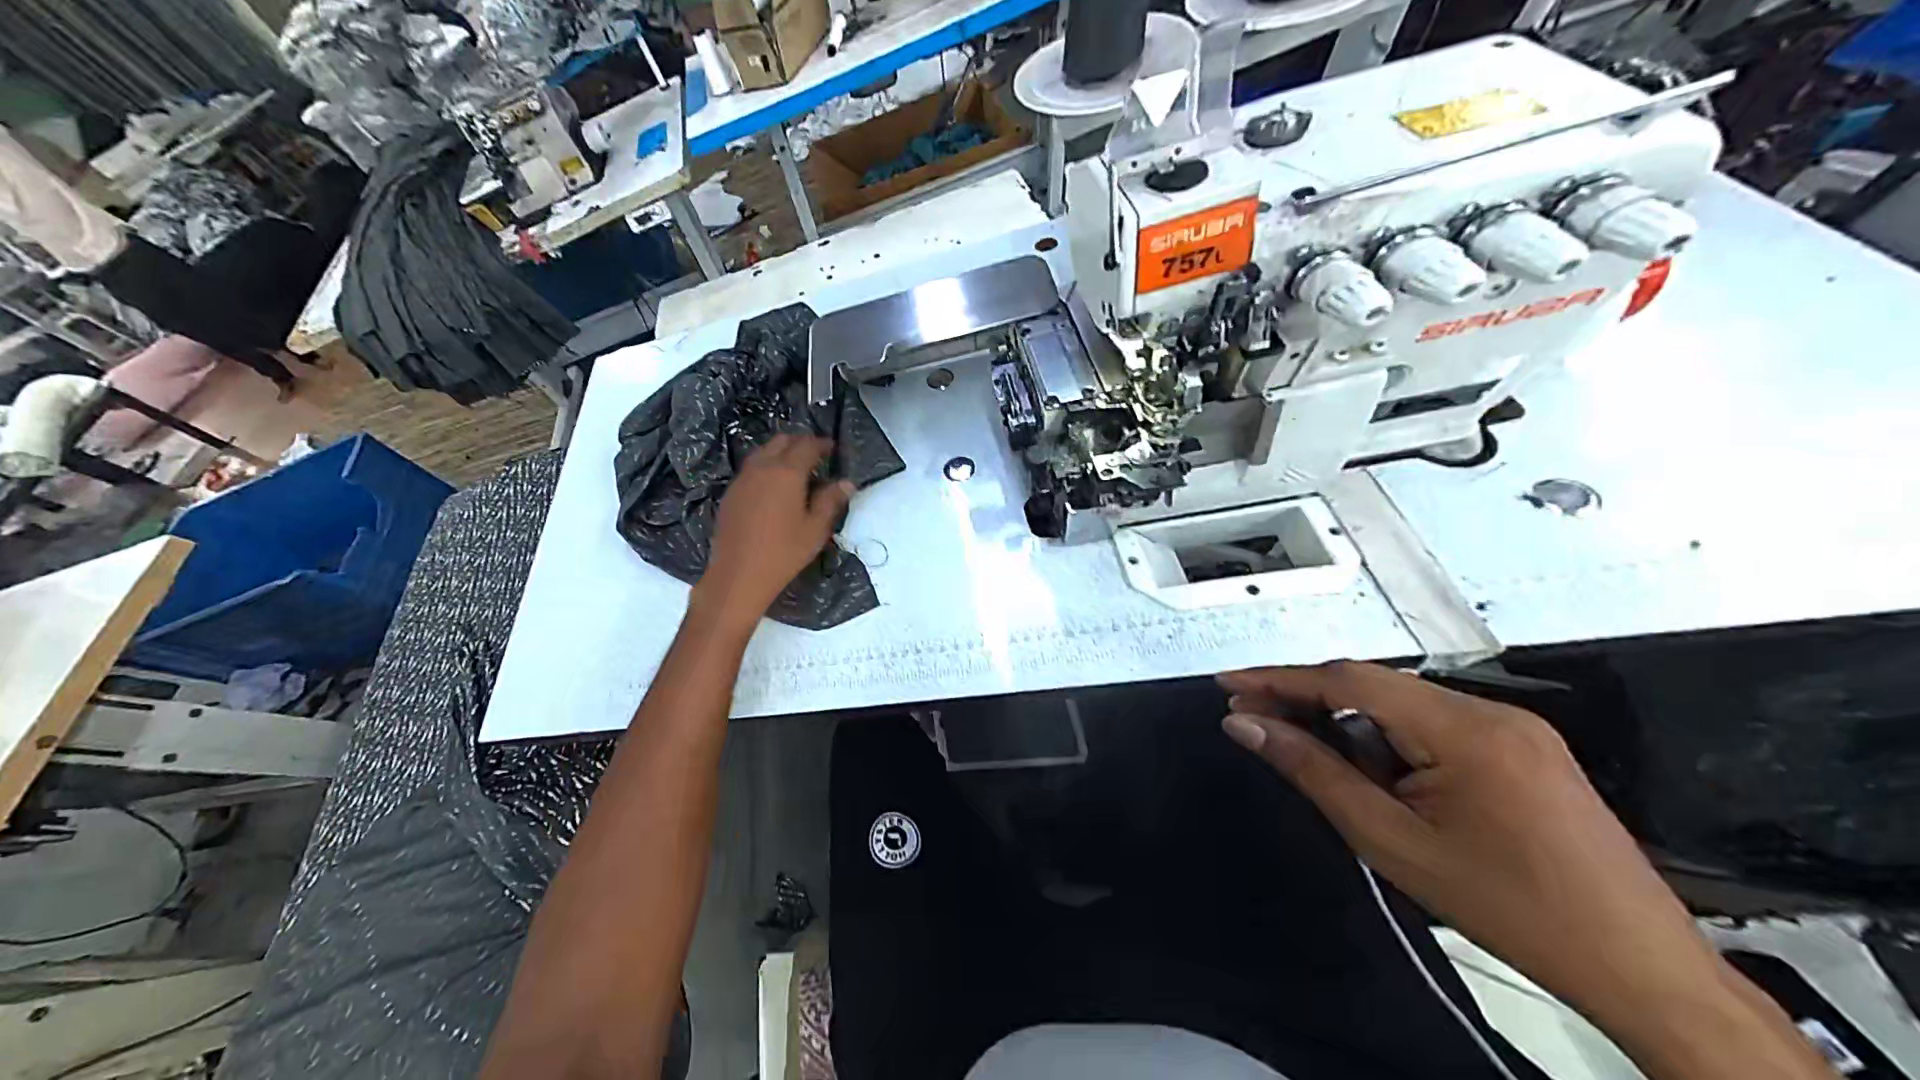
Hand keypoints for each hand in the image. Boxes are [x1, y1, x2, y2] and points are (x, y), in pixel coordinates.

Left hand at [694, 434, 853, 625]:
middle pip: (782, 441)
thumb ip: (831, 501)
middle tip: (815, 455)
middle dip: (800, 442)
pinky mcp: (730, 493)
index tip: (833, 448)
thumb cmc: (784, 552)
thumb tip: (846, 483)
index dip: (822, 444)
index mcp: (787, 472)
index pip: (807, 445)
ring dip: (781, 452)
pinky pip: (751, 468)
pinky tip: (773, 486)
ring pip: (763, 451)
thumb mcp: (816, 529)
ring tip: (795, 468)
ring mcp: (742, 478)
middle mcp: (762, 467)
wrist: (738, 574)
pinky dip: (766, 466)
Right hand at [1217, 663, 1832, 1079]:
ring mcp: (1516, 727)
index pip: (1350, 680)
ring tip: (1308, 752)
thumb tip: (1247, 725)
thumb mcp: (1391, 841)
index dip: (1281, 678)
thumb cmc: (1512, 910)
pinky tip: (1371, 769)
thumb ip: (1313, 772)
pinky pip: (1434, 723)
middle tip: (1253, 717)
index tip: (1229, 683)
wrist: (1641, 967)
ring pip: (1402, 704)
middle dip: (1309, 698)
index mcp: (1466, 730)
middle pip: (1375, 685)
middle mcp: (1494, 712)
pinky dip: (1388, 737)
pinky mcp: (1525, 747)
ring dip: (1348, 720)